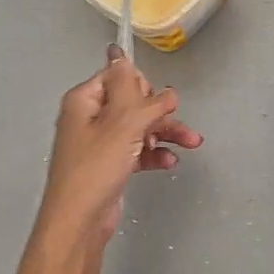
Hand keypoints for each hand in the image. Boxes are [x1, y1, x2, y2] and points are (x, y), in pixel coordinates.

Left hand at [40, 46, 202, 242]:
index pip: (117, 76)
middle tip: (171, 122)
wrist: (80, 222)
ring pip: (139, 127)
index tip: (154, 101)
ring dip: (164, 133)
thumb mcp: (121, 121)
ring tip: (192, 142)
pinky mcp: (110, 165)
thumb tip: (121, 51)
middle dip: (159, 112)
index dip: (140, 85)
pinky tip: (170, 162)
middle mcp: (90, 117)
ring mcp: (100, 143)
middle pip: (133, 101)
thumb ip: (132, 88)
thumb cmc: (98, 165)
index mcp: (85, 99)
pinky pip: (136, 150)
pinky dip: (154, 154)